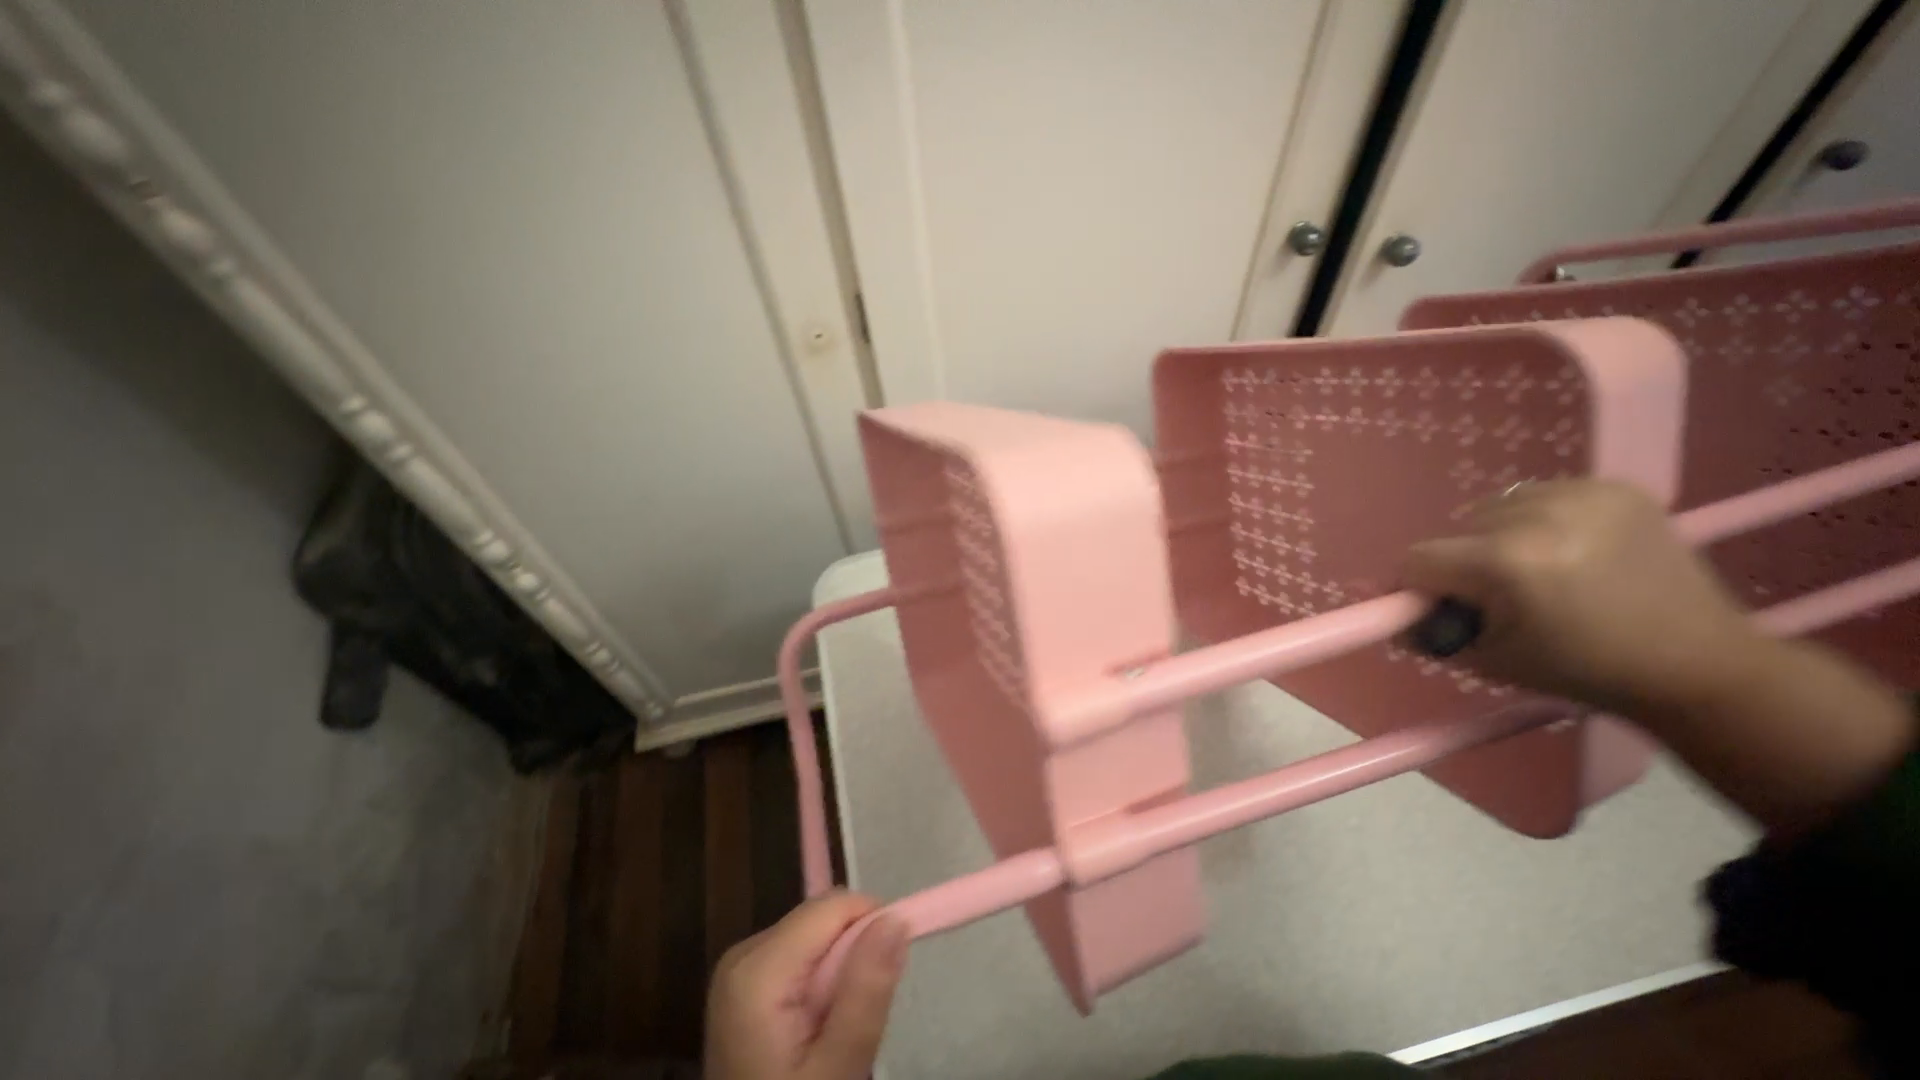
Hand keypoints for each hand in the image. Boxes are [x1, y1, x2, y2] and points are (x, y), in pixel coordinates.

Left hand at [705, 892, 908, 1079]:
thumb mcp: (838, 1068)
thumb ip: (866, 991)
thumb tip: (897, 917)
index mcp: (757, 968)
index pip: (835, 905)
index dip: (873, 929)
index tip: (887, 981)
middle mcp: (742, 953)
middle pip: (823, 919)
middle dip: (853, 956)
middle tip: (855, 1022)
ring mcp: (737, 969)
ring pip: (815, 937)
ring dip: (838, 973)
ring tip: (834, 1033)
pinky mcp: (741, 984)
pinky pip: (798, 957)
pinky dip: (819, 983)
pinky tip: (813, 1032)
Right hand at [1400, 478, 1761, 716]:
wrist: (1697, 663)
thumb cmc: (1584, 670)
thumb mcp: (1491, 661)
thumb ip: (1430, 635)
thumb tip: (1392, 615)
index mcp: (1508, 564)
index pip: (1418, 559)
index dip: (1419, 587)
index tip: (1442, 608)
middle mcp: (1539, 516)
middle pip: (1458, 528)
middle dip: (1467, 562)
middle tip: (1506, 598)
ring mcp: (1582, 494)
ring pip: (1497, 507)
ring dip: (1500, 536)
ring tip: (1542, 571)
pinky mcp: (1615, 486)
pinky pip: (1542, 494)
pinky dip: (1541, 520)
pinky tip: (1574, 551)